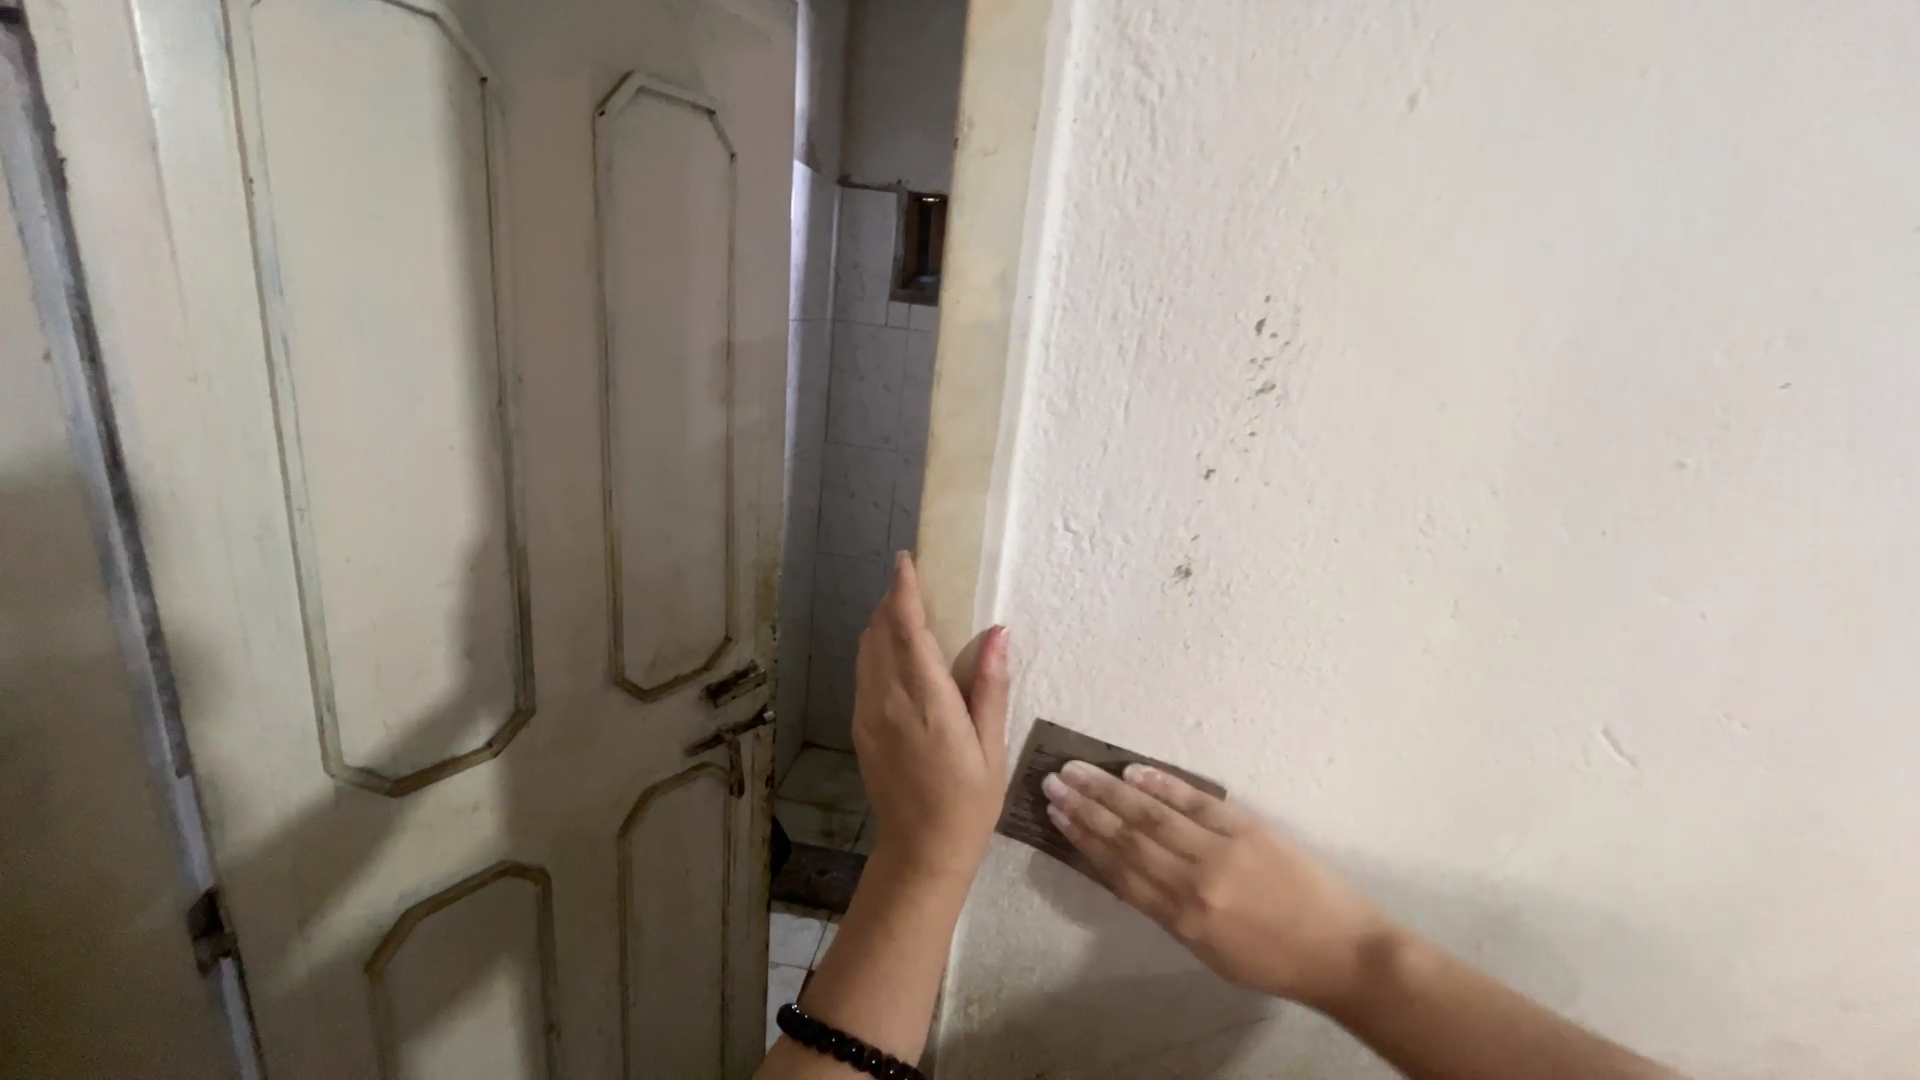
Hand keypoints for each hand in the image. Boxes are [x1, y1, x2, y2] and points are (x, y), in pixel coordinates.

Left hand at [853, 553, 1011, 884]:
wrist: (920, 851)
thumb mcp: (992, 747)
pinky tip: (893, 651)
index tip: (905, 561)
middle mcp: (889, 702)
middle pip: (879, 633)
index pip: (907, 632)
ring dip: (880, 622)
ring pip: (865, 651)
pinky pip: (863, 673)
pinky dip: (874, 649)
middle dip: (891, 600)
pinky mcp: (860, 728)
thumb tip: (998, 634)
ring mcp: (868, 715)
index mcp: (927, 704)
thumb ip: (991, 687)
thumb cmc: (969, 802)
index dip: (903, 592)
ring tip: (902, 607)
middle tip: (910, 579)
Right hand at [1043, 761, 1388, 1006]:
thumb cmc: (1272, 959)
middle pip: (1126, 836)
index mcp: (1180, 918)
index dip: (1083, 839)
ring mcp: (1219, 850)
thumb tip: (1122, 868)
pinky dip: (1160, 784)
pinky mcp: (1246, 828)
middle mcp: (1192, 881)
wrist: (1342, 952)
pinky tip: (1133, 771)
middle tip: (1052, 781)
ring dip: (1109, 790)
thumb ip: (1164, 907)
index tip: (1055, 814)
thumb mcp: (1207, 949)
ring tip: (1078, 770)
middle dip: (1085, 807)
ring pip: (1151, 815)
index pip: (1118, 870)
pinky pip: (1194, 800)